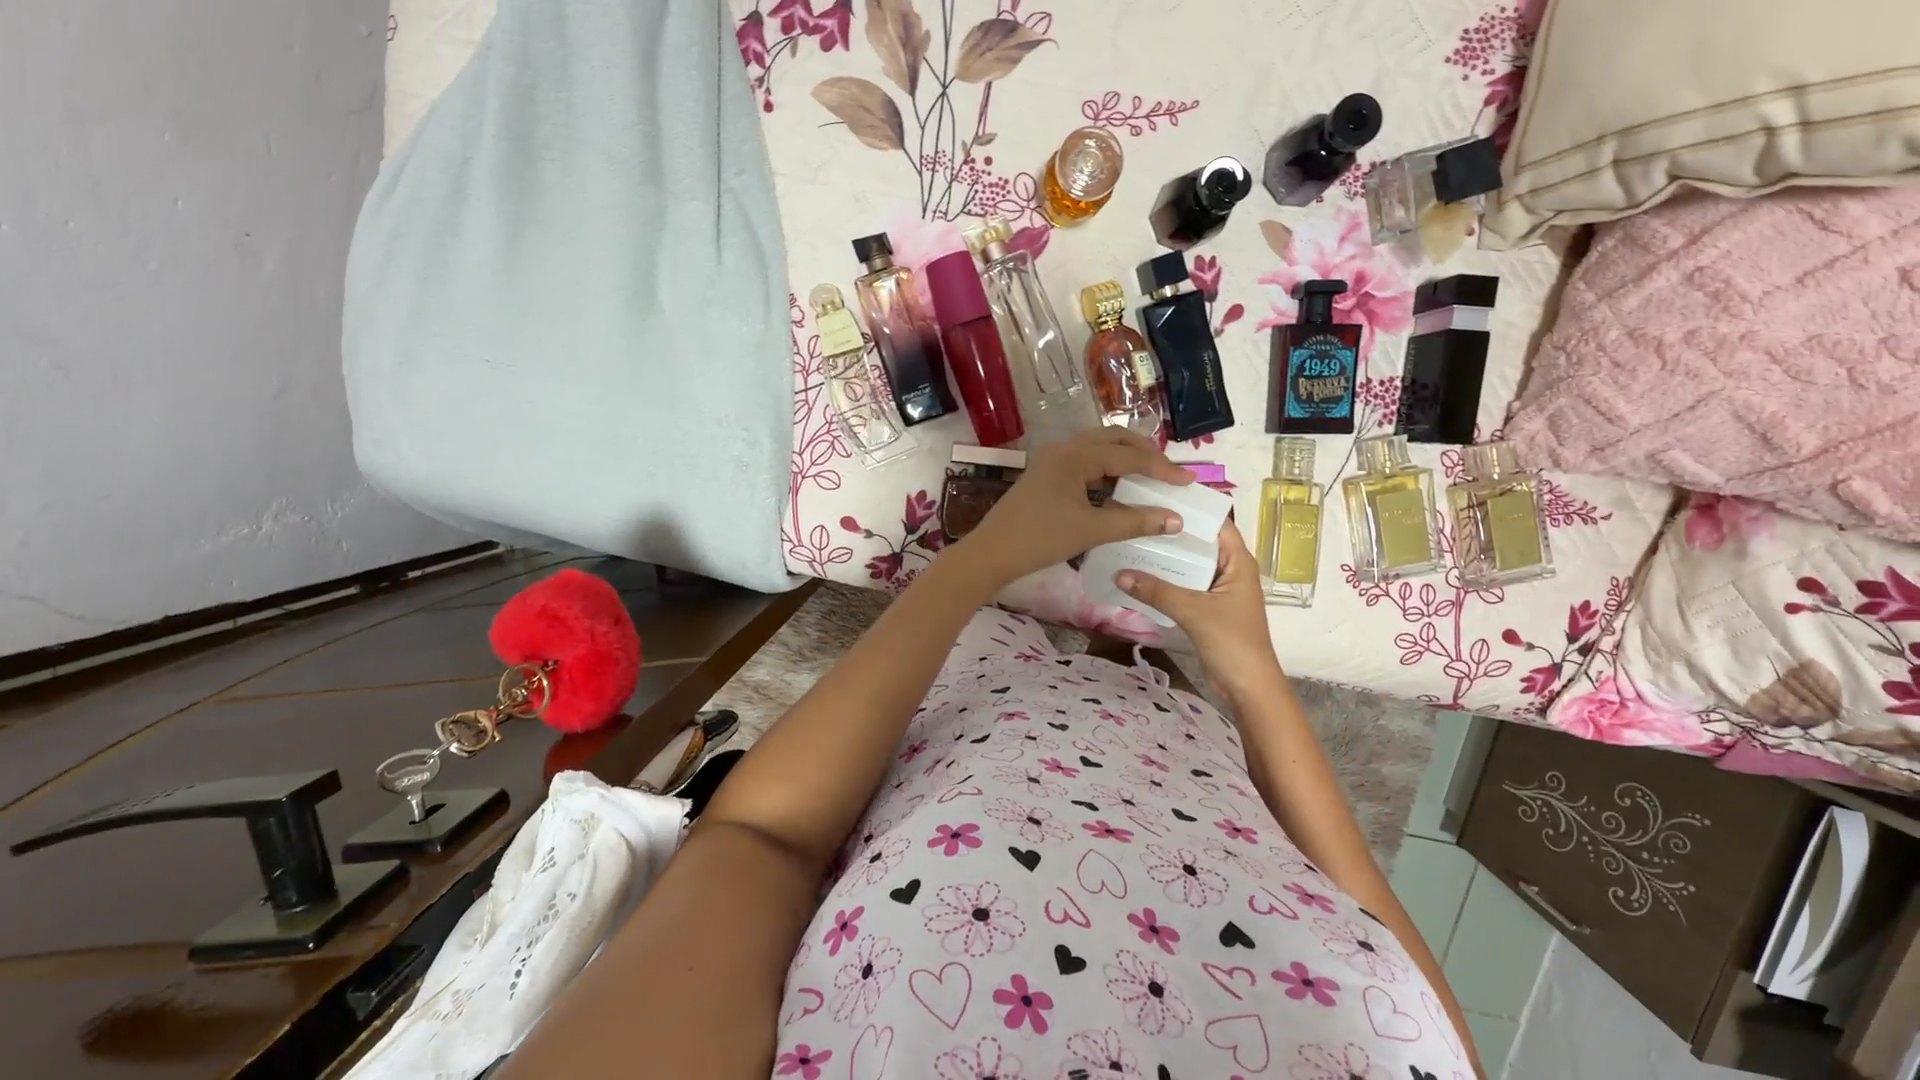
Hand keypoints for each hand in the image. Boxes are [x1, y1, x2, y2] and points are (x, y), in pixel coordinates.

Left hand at [962, 428, 1193, 585]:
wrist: (992, 553)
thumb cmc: (1041, 539)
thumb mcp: (1092, 530)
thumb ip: (1135, 522)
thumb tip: (1175, 520)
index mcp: (1075, 456)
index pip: (1128, 456)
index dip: (1161, 468)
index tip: (1188, 481)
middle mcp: (1064, 450)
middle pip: (1113, 439)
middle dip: (1144, 453)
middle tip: (1169, 472)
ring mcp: (1052, 461)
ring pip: (1097, 449)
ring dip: (1125, 459)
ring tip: (1150, 478)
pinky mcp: (1046, 476)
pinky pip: (1085, 464)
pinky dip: (1107, 472)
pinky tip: (1119, 490)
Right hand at [1116, 520, 1280, 697]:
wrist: (1247, 685)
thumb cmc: (1231, 641)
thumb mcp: (1193, 611)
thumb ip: (1157, 591)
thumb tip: (1120, 573)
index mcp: (1238, 561)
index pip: (1217, 522)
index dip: (1192, 508)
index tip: (1160, 496)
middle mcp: (1231, 569)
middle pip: (1200, 542)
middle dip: (1172, 532)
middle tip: (1137, 518)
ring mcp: (1219, 589)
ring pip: (1191, 565)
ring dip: (1167, 558)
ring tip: (1133, 541)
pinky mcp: (1208, 607)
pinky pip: (1185, 585)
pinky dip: (1167, 580)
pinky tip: (1141, 575)